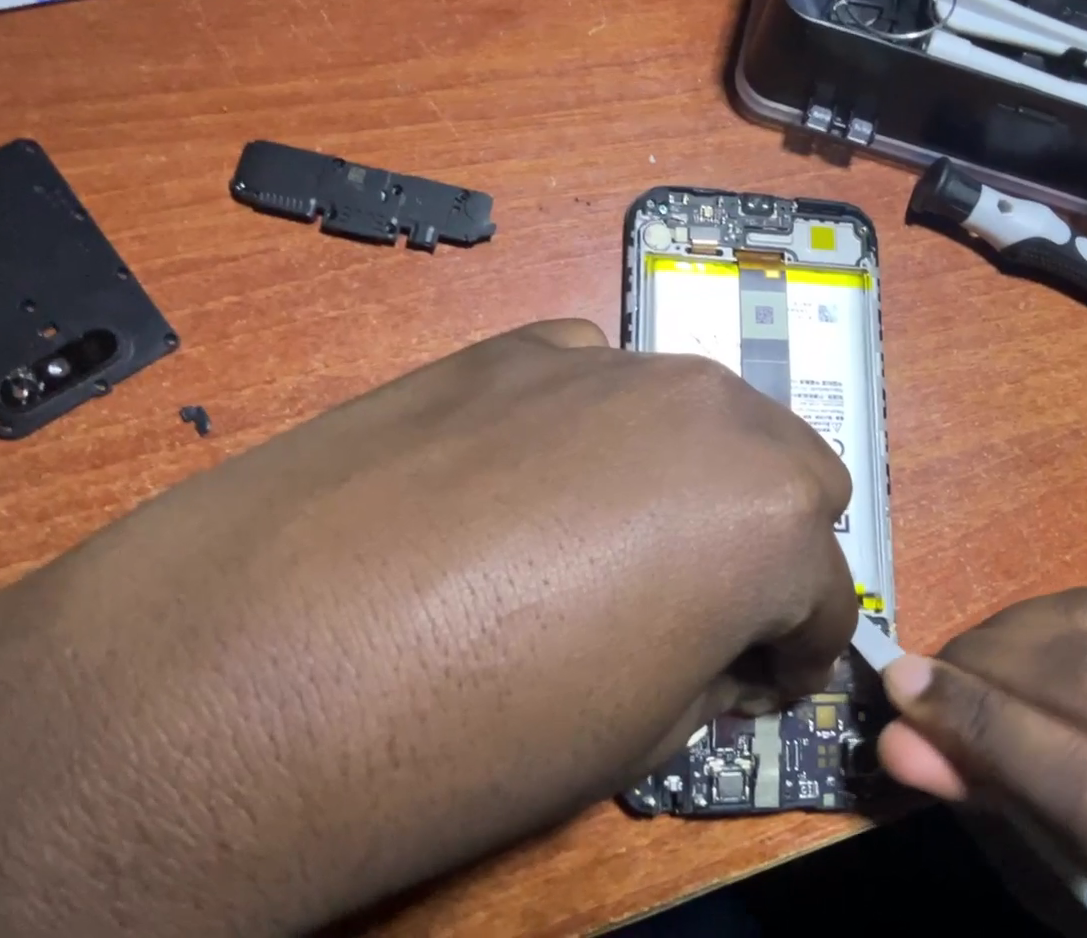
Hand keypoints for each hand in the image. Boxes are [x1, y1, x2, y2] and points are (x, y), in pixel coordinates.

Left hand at [0, 320, 858, 937]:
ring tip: (608, 541)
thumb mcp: (645, 735)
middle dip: (770, 541)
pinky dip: (597, 434)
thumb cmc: (481, 730)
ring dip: (689, 477)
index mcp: (770, 514)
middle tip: (699, 602)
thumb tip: (716, 647)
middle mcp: (709, 410)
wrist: (255, 666)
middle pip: (794, 470)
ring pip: (700, 414)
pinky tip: (526, 488)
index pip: (831, 592)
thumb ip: (712, 666)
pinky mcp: (507, 351)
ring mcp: (603, 364)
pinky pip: (596, 384)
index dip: (798, 650)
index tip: (752, 681)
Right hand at [876, 589, 1086, 937]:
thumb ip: (990, 810)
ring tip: (962, 660)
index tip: (900, 689)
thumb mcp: (1070, 896)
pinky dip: (1042, 618)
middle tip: (923, 675)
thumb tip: (898, 740)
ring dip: (1008, 631)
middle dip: (987, 665)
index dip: (984, 724)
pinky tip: (1012, 642)